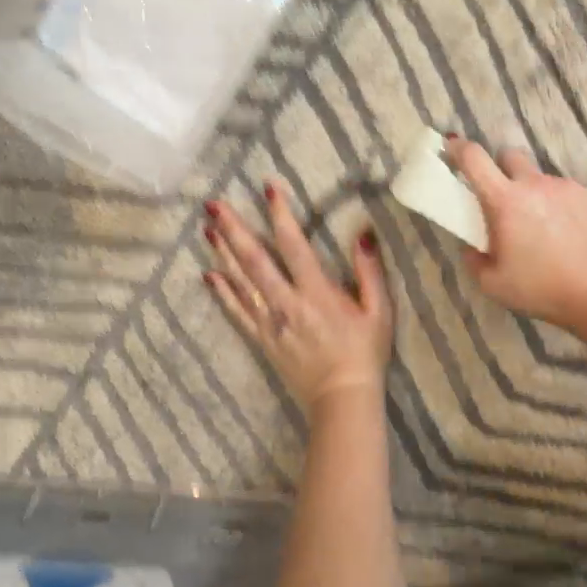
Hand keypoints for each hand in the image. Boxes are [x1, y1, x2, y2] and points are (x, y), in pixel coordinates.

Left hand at [203, 182, 392, 421]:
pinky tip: (209, 275)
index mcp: (316, 292)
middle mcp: (287, 303)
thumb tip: (363, 233)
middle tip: (215, 205)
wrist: (342, 397)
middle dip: (234, 230)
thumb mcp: (379, 310)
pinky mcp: (263, 340)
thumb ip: (369, 270)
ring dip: (223, 253)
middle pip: (254, 260)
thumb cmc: (365, 352)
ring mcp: (270, 322)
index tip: (268, 188)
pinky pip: (237, 312)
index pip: (293, 245)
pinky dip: (222, 293)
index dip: (279, 215)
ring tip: (208, 228)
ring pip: (240, 282)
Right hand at [445, 135, 586, 326]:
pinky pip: (567, 193)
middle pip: (510, 156)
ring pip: (541, 178)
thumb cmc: (540, 288)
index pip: (475, 158)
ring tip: (544, 228)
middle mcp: (535, 184)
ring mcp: (566, 187)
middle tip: (503, 199)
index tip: (452, 149)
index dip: (459, 149)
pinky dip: (562, 206)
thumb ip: (474, 259)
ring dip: (535, 194)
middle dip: (502, 170)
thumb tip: (472, 246)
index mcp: (505, 201)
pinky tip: (569, 234)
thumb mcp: (493, 284)